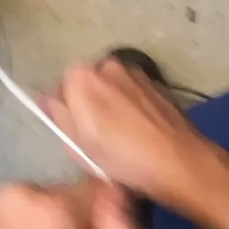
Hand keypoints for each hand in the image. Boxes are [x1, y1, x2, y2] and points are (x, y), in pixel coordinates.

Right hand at [44, 58, 222, 201]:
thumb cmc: (123, 159)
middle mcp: (106, 65)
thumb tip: (46, 98)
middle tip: (100, 139)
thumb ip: (57, 115)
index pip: (60, 89)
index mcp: (81, 77)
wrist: (182, 163)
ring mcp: (134, 72)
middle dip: (89, 105)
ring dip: (112, 105)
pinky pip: (133, 93)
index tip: (79, 136)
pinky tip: (143, 133)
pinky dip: (133, 106)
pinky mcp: (157, 83)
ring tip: (125, 137)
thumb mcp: (78, 146)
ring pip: (111, 87)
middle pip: (86, 84)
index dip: (67, 113)